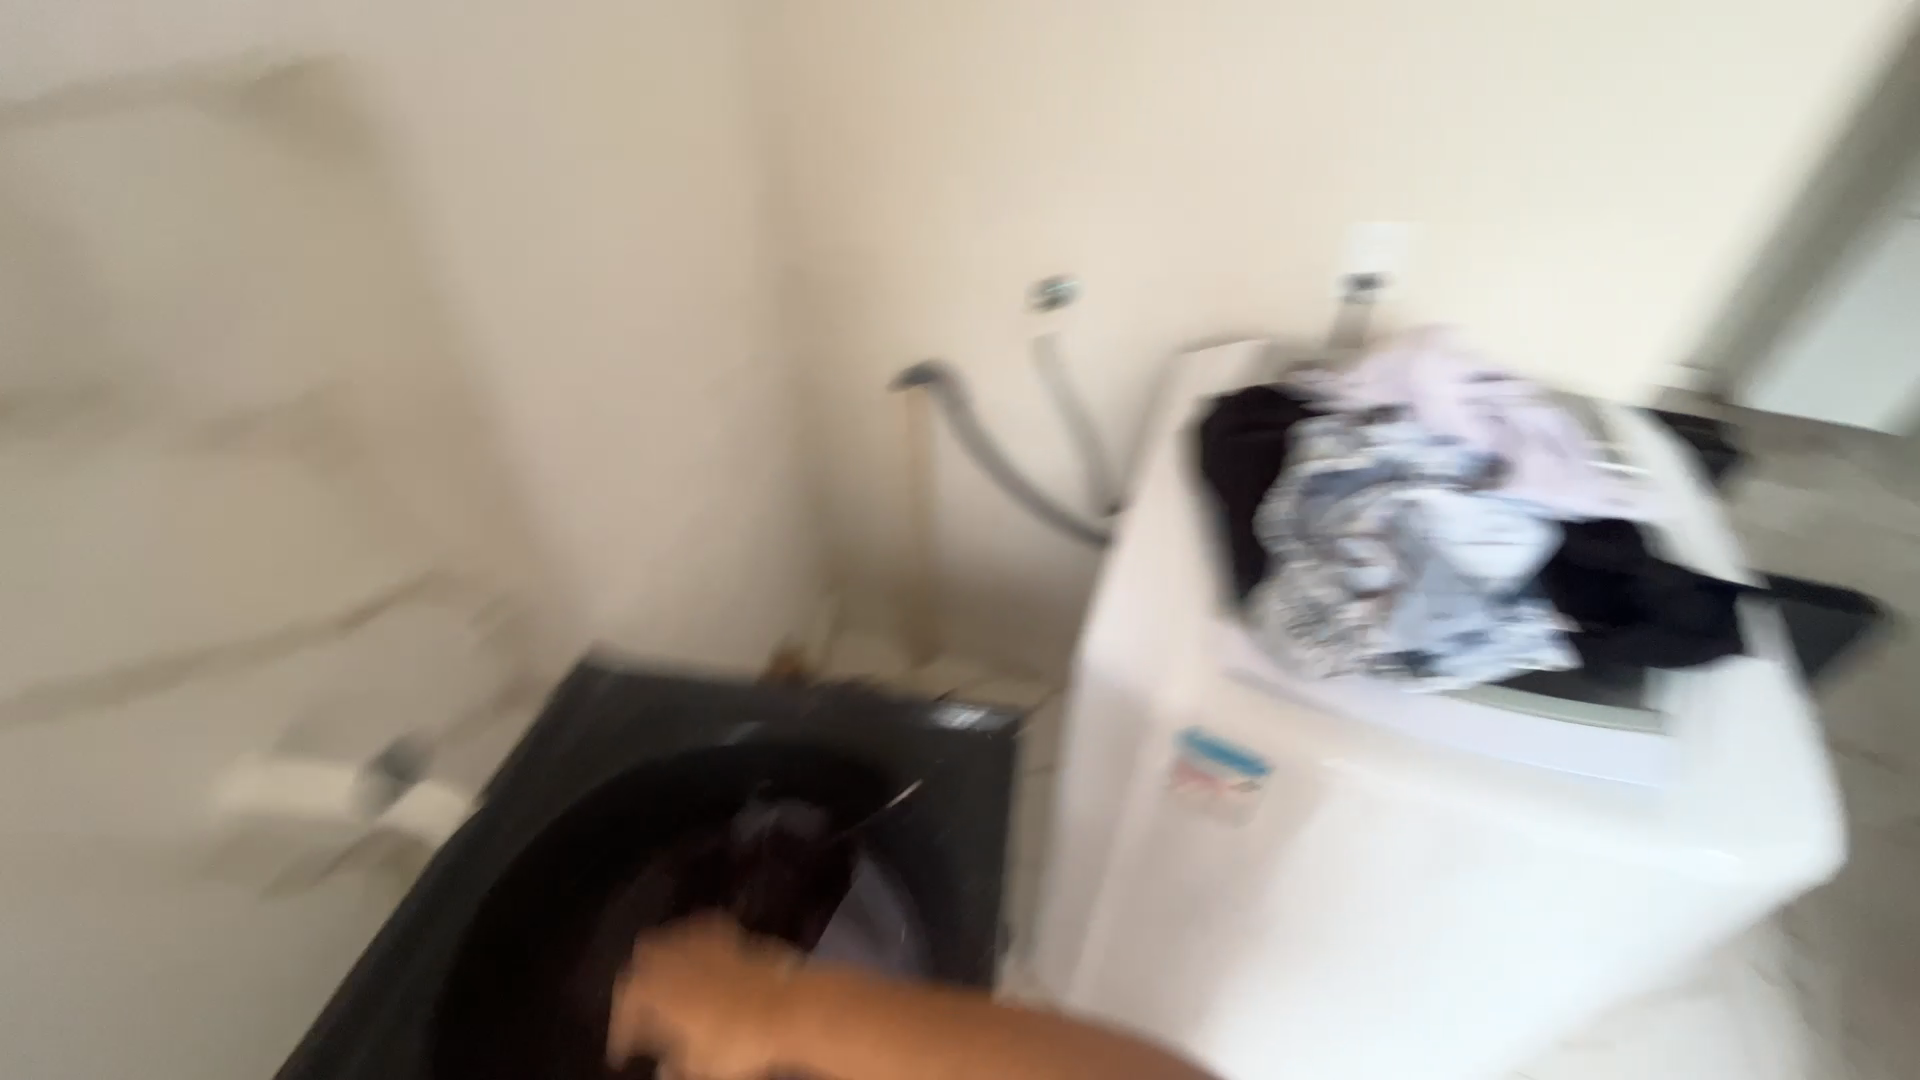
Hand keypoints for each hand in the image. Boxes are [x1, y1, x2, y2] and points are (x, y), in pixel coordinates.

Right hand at [607, 914, 802, 1079]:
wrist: (790, 1007)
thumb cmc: (739, 1043)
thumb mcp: (700, 1068)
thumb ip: (677, 1067)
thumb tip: (666, 1069)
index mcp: (662, 990)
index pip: (628, 996)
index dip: (621, 1024)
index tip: (625, 1050)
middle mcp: (681, 958)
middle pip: (645, 954)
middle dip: (639, 979)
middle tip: (642, 1009)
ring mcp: (710, 942)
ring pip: (673, 937)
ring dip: (665, 958)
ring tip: (670, 983)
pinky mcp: (737, 935)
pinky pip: (705, 929)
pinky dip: (696, 941)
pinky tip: (702, 956)